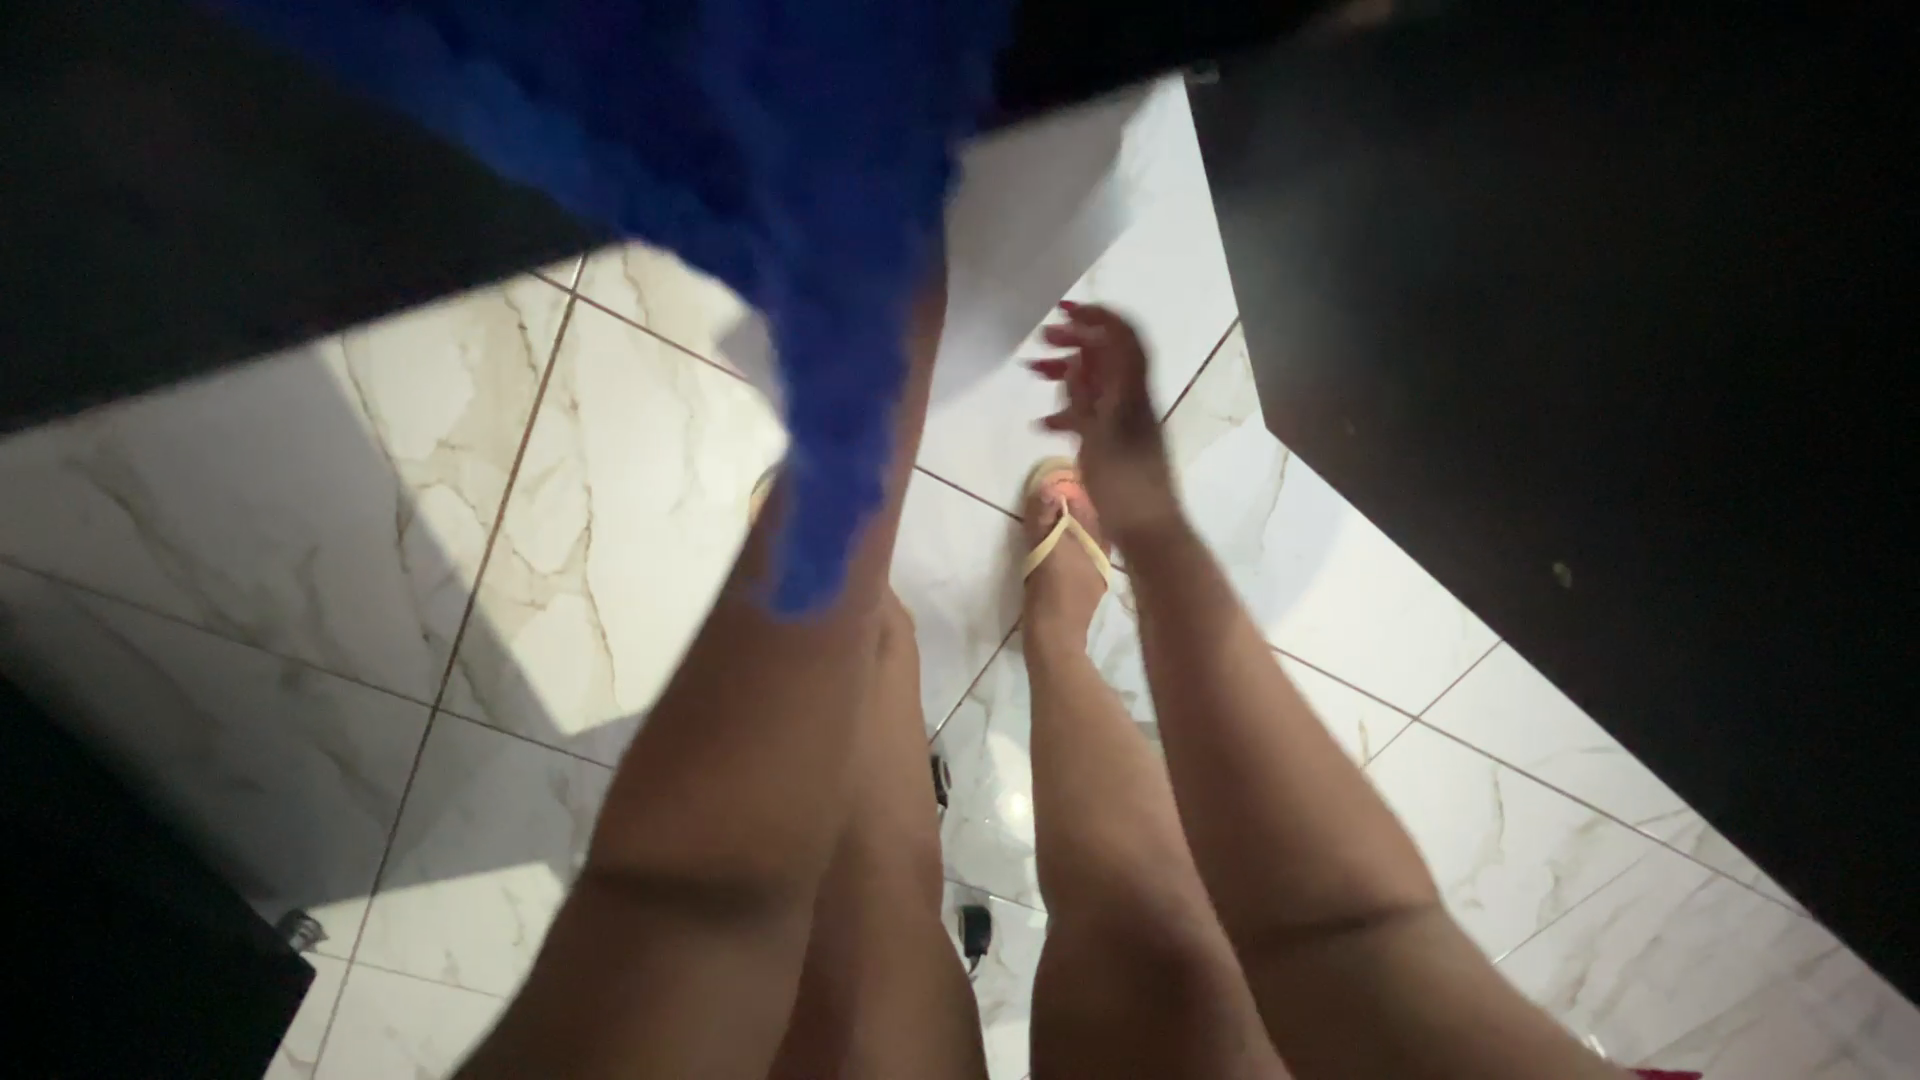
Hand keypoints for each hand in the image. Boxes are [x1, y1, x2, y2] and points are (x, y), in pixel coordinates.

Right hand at [1027, 302, 1184, 543]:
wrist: (1151, 532)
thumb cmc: (1125, 489)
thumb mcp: (1096, 441)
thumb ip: (1081, 399)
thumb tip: (1071, 362)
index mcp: (1132, 393)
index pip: (1123, 338)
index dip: (1097, 317)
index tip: (1064, 311)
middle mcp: (1133, 399)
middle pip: (1107, 356)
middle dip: (1073, 341)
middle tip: (1039, 341)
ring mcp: (1127, 420)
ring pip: (1096, 383)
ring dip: (1066, 374)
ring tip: (1032, 373)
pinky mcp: (1120, 442)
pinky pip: (1093, 413)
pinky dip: (1069, 410)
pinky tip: (1043, 423)